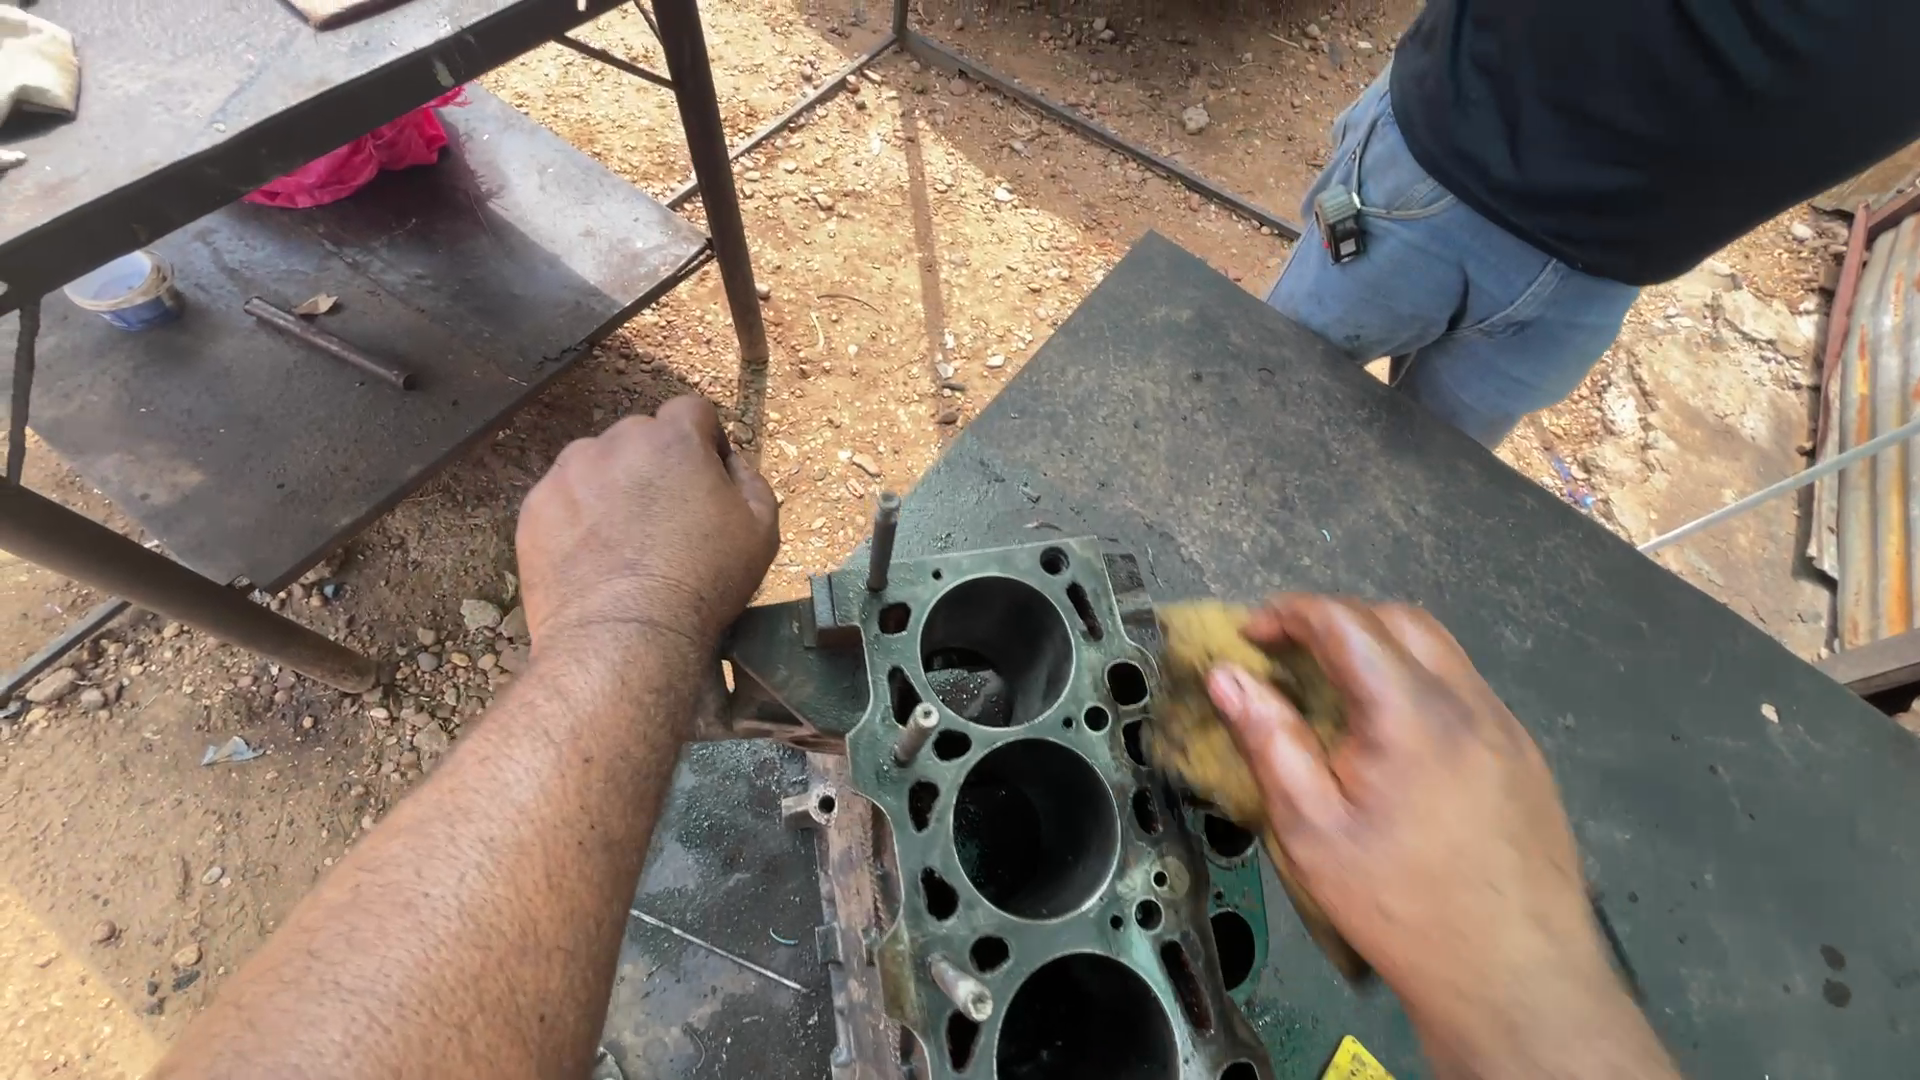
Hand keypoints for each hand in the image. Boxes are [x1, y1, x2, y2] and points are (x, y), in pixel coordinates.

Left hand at [515, 396, 777, 666]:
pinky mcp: (534, 507)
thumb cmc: (705, 580)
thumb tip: (729, 461)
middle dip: (658, 463)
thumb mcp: (761, 529)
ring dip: (615, 485)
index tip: (708, 476)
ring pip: (598, 463)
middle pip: (642, 436)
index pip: (692, 410)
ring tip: (627, 539)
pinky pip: (564, 498)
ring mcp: (568, 473)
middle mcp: (616, 442)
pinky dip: (580, 516)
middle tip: (669, 515)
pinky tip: (597, 556)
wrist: (626, 634)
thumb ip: (751, 478)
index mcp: (675, 439)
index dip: (705, 440)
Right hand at [1207, 596, 1672, 1076]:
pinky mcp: (1523, 755)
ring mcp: (1505, 727)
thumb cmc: (1398, 903)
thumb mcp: (1309, 826)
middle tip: (1288, 650)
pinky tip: (1388, 728)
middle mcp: (1467, 704)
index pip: (1345, 622)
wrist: (1517, 982)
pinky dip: (1412, 677)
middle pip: (1397, 619)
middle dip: (1334, 619)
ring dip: (1376, 643)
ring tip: (1332, 683)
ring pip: (1436, 648)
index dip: (1290, 613)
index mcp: (1409, 713)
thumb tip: (1226, 676)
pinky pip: (1461, 686)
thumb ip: (1267, 738)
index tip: (1251, 634)